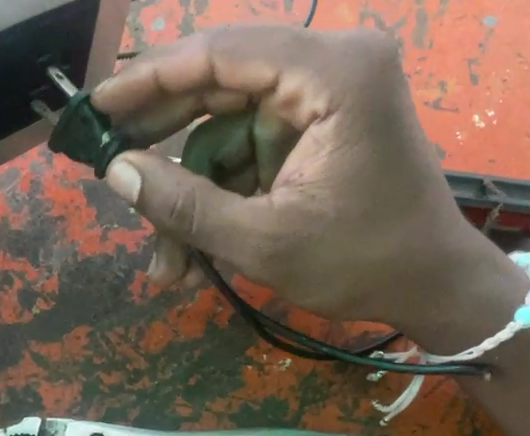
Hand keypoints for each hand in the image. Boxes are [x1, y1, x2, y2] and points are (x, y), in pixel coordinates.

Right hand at [91, 26, 524, 348]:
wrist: (432, 287)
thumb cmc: (361, 262)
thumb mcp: (262, 240)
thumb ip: (184, 204)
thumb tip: (115, 173)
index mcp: (331, 73)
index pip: (220, 53)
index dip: (149, 80)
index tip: (97, 108)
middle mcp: (329, 68)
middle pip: (218, 91)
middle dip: (167, 154)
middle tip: (114, 181)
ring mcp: (323, 102)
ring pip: (226, 136)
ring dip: (191, 201)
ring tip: (168, 269)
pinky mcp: (317, 134)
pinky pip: (248, 158)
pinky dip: (219, 204)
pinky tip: (195, 259)